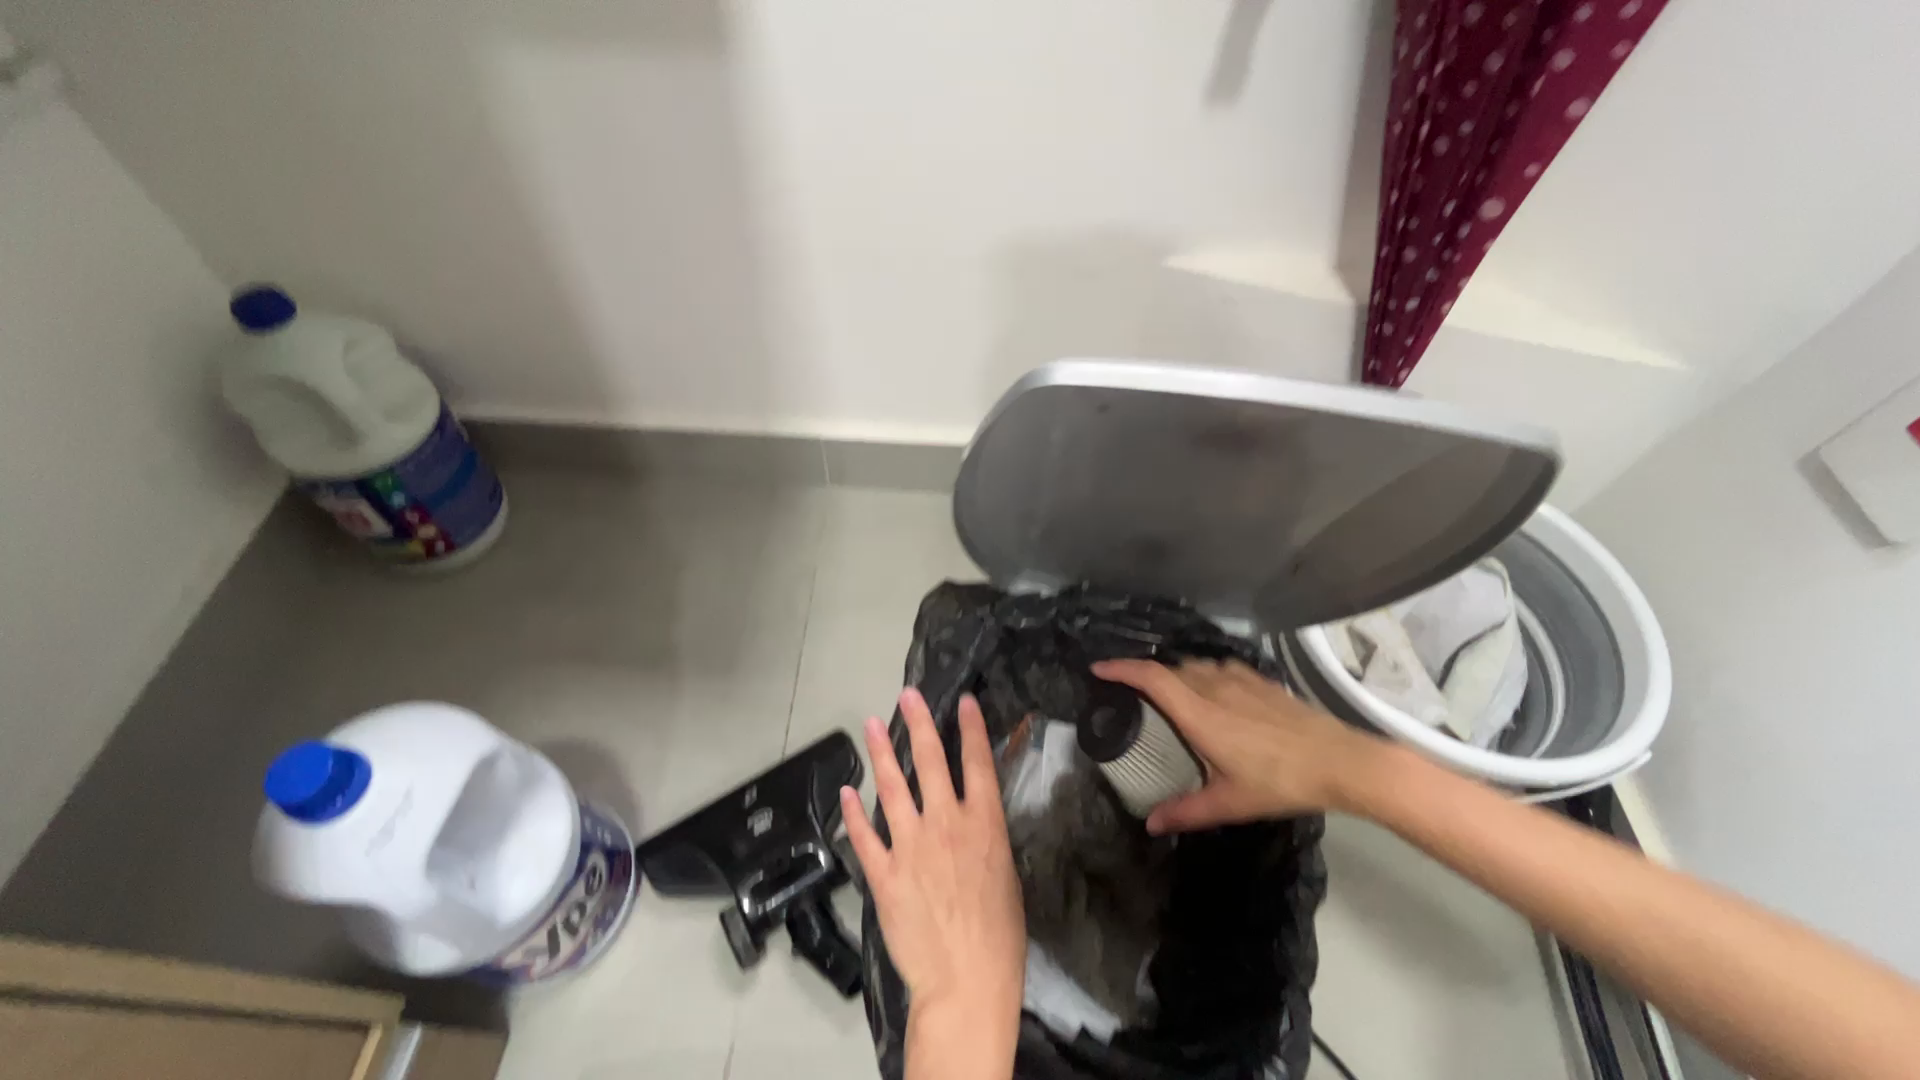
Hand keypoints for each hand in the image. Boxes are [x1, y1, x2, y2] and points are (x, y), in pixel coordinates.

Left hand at [841, 689, 1023, 1076]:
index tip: (964, 701)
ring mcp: (911, 847)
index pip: (979, 764)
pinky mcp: (883, 874)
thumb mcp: (1005, 876)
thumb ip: (985, 840)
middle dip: (920, 724)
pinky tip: (846, 791)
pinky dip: (853, 812)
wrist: (966, 981)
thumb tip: (974, 817)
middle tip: (908, 695)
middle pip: (932, 763)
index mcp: (984, 826)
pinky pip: (864, 835)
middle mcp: (946, 825)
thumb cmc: (999, 935)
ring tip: (872, 725)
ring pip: (892, 788)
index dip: (972, 729)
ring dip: (882, 753)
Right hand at [1092, 658, 1385, 832]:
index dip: (1121, 668)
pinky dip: (1203, 674)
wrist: (1341, 761)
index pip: (1151, 678)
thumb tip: (1151, 823)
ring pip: (1195, 666)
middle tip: (1130, 694)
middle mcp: (1215, 687)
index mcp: (1200, 713)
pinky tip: (1212, 693)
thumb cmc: (1281, 781)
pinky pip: (1220, 668)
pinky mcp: (1262, 681)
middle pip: (1170, 669)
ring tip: (1168, 695)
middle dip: (1144, 675)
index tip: (1098, 668)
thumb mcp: (1230, 802)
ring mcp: (1241, 680)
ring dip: (1175, 675)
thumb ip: (1186, 810)